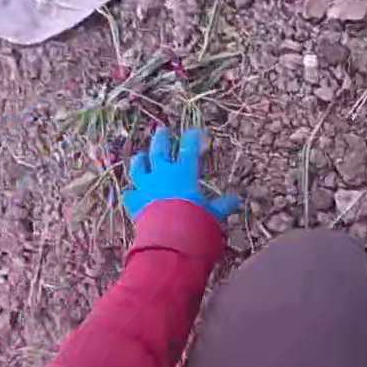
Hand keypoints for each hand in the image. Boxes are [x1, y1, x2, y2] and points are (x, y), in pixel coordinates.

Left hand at [123, 127, 241, 221]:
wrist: (170, 236)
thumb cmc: (195, 221)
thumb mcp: (213, 214)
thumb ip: (222, 206)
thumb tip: (236, 201)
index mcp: (183, 173)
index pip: (189, 150)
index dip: (193, 139)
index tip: (194, 131)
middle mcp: (162, 175)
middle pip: (159, 151)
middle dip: (162, 139)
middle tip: (162, 130)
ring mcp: (146, 187)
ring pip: (139, 169)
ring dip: (139, 161)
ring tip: (139, 156)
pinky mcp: (135, 203)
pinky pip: (130, 195)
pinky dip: (131, 193)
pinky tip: (130, 192)